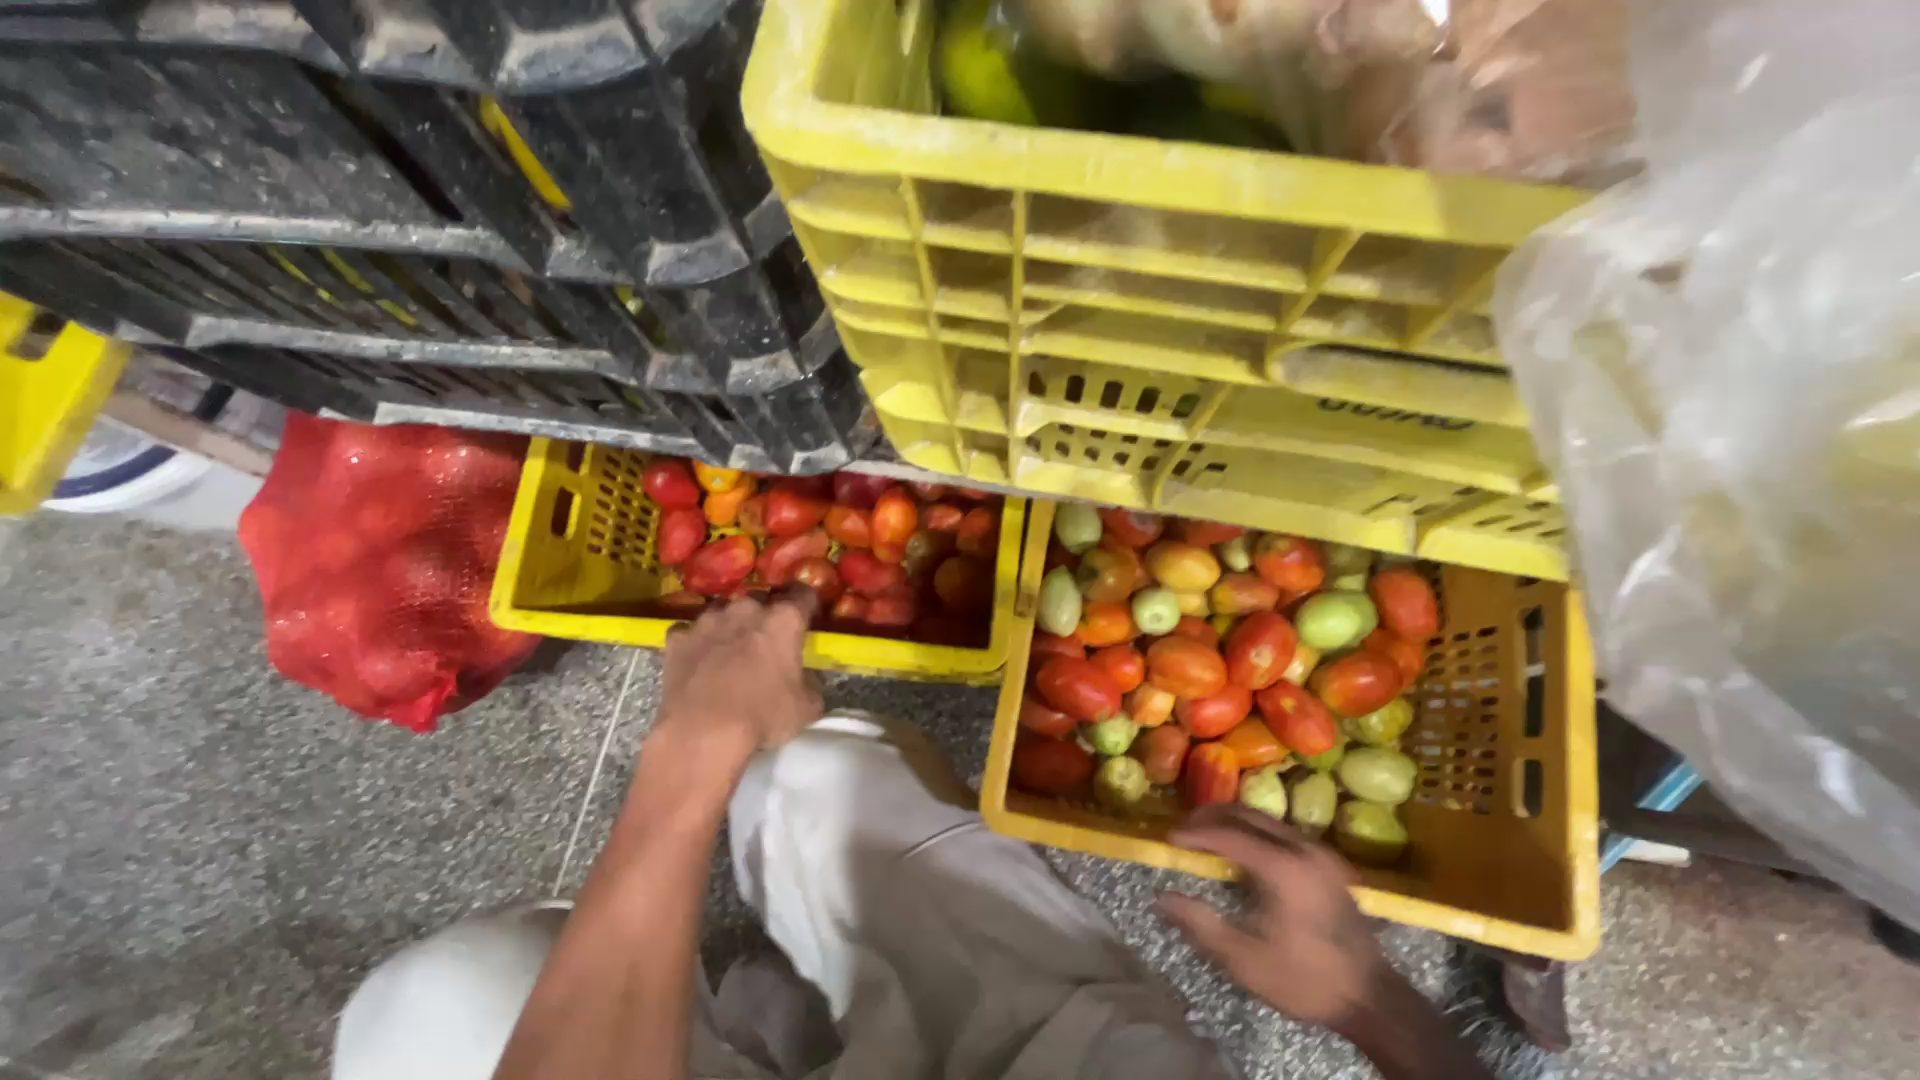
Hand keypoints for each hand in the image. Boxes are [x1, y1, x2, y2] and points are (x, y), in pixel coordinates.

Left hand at [657, 591, 823, 752]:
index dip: (807, 604)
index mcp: (784, 620)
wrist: (701, 731)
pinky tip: (698, 659)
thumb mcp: (806, 708)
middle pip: (760, 598)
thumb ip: (810, 683)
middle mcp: (746, 610)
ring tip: (731, 646)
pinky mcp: (678, 638)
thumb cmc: (762, 716)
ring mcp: (708, 621)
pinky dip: (696, 641)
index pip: (803, 594)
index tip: (807, 617)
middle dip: (766, 613)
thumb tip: (804, 680)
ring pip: (723, 610)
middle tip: (768, 638)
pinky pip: (690, 631)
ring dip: (730, 623)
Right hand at [1157, 805, 1387, 1030]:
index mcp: (1282, 866)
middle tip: (1183, 830)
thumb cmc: (1304, 979)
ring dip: (1233, 822)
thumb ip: (1201, 923)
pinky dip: (1254, 831)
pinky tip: (1242, 852)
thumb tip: (1162, 898)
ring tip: (1206, 837)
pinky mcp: (1329, 863)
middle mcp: (1303, 848)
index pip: (1228, 833)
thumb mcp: (1245, 959)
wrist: (1372, 998)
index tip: (1168, 838)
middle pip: (1247, 814)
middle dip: (1210, 817)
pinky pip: (1282, 832)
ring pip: (1266, 819)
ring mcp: (1320, 853)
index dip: (1195, 833)